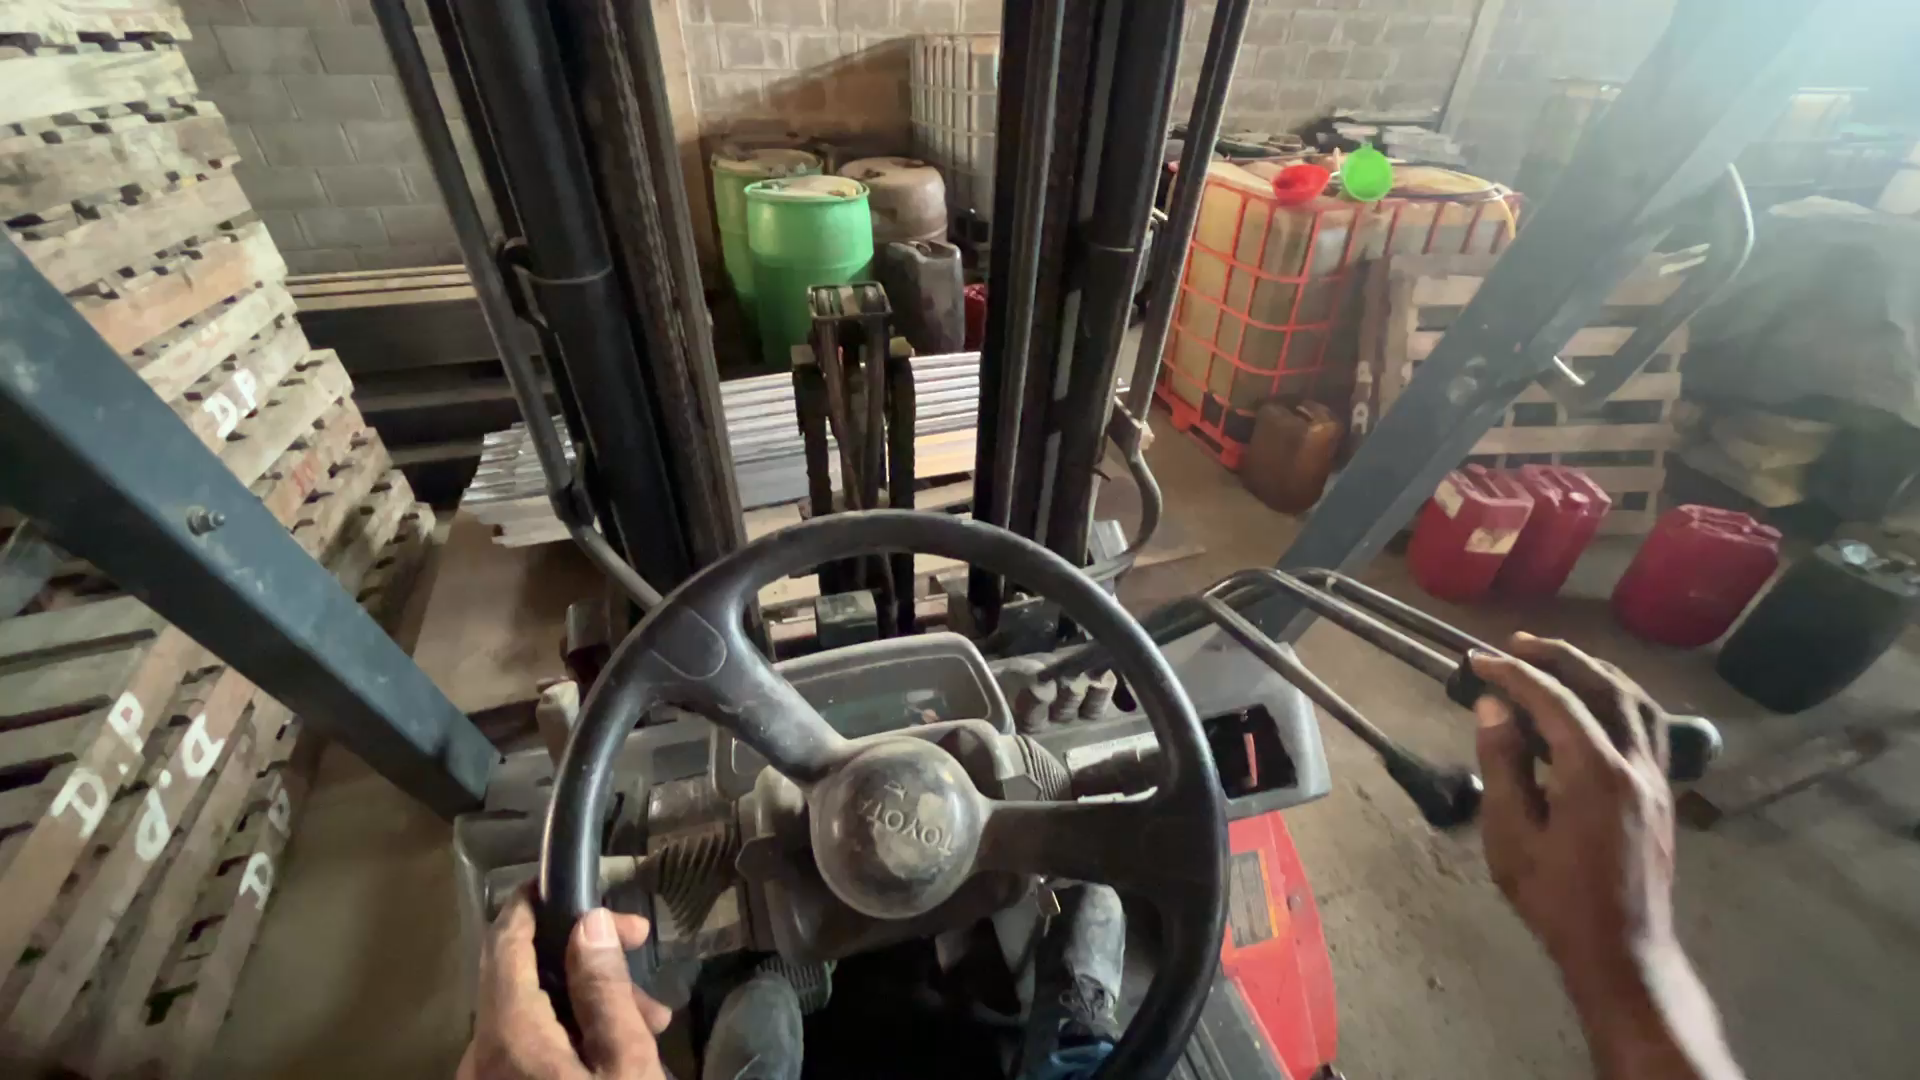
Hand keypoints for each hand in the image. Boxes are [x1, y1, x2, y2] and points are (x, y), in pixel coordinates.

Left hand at [458, 888, 672, 1079]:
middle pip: (525, 978)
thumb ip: (605, 989)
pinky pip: (528, 1049)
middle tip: (640, 939)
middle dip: (586, 953)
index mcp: (508, 1040)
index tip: (562, 877)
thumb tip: (590, 922)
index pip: (504, 946)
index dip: (528, 903)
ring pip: (532, 1014)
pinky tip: (618, 1045)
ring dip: (587, 998)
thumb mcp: (626, 1063)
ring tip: (649, 1015)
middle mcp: (479, 1060)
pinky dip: (571, 1032)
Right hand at [1469, 633, 1675, 977]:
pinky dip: (1618, 699)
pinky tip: (1592, 702)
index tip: (1474, 660)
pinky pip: (1648, 728)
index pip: (1554, 701)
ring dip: (1595, 672)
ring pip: (1638, 704)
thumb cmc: (1552, 892)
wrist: (1620, 948)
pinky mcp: (1661, 794)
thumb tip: (1492, 706)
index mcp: (1596, 774)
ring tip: (1554, 658)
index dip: (1512, 674)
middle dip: (1560, 658)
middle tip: (1515, 643)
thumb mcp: (1510, 829)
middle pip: (1606, 690)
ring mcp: (1657, 780)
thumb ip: (1502, 761)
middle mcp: (1637, 767)